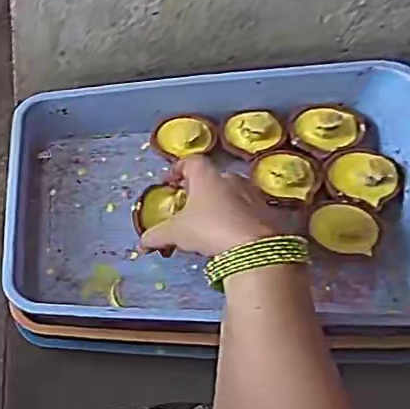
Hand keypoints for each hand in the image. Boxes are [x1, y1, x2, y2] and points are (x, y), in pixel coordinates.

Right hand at [141, 155, 281, 256]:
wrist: (254, 247)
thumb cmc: (208, 229)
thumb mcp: (174, 233)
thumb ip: (156, 236)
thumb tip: (142, 243)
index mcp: (206, 177)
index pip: (191, 161)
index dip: (177, 169)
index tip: (169, 182)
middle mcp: (231, 179)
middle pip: (211, 178)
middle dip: (197, 191)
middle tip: (186, 206)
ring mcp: (252, 194)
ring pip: (229, 194)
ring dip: (217, 204)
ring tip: (206, 224)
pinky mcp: (267, 211)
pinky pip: (245, 209)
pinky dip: (234, 217)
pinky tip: (227, 234)